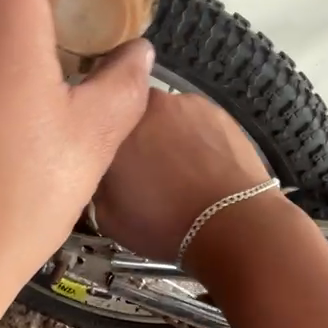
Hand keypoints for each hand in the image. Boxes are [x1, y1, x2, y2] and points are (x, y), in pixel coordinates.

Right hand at [94, 89, 279, 262]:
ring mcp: (184, 103)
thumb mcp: (108, 219)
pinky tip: (201, 167)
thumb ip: (96, 186)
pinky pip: (194, 121)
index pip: (96, 133)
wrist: (231, 221)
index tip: (113, 176)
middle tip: (145, 174)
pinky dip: (193, 139)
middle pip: (131, 119)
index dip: (103, 154)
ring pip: (165, 117)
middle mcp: (144, 106)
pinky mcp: (216, 110)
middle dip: (135, 141)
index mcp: (112, 130)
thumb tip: (104, 175)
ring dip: (165, 137)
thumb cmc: (163, 224)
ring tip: (178, 172)